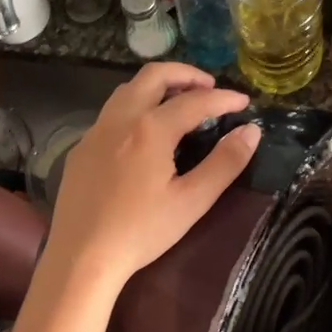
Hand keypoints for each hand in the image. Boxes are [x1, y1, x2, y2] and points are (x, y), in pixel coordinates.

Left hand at [42, 62, 259, 288]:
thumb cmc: (141, 231)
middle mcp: (119, 120)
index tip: (244, 103)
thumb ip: (224, 163)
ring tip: (178, 104)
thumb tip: (251, 132)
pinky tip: (142, 136)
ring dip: (156, 88)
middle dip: (185, 75)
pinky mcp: (80, 151)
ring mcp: (94, 133)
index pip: (195, 101)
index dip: (223, 99)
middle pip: (153, 76)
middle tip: (209, 88)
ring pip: (126, 91)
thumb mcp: (192, 201)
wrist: (82, 256)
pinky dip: (134, 109)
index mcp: (150, 129)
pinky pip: (110, 115)